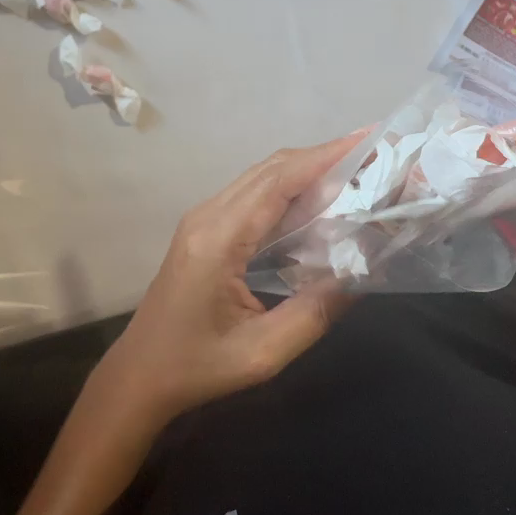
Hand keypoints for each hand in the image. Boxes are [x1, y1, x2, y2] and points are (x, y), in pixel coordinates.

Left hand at [92, 134, 362, 426]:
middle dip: (324, 158)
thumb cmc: (197, 367)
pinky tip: (318, 202)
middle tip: (375, 157)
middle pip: (270, 170)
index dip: (325, 156)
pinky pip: (251, 197)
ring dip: (307, 171)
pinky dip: (289, 190)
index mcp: (218, 240)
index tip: (370, 139)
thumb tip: (363, 273)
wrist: (140, 375)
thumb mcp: (263, 352)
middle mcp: (207, 217)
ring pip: (260, 179)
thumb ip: (314, 313)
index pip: (278, 182)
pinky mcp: (203, 232)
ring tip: (357, 173)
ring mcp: (201, 221)